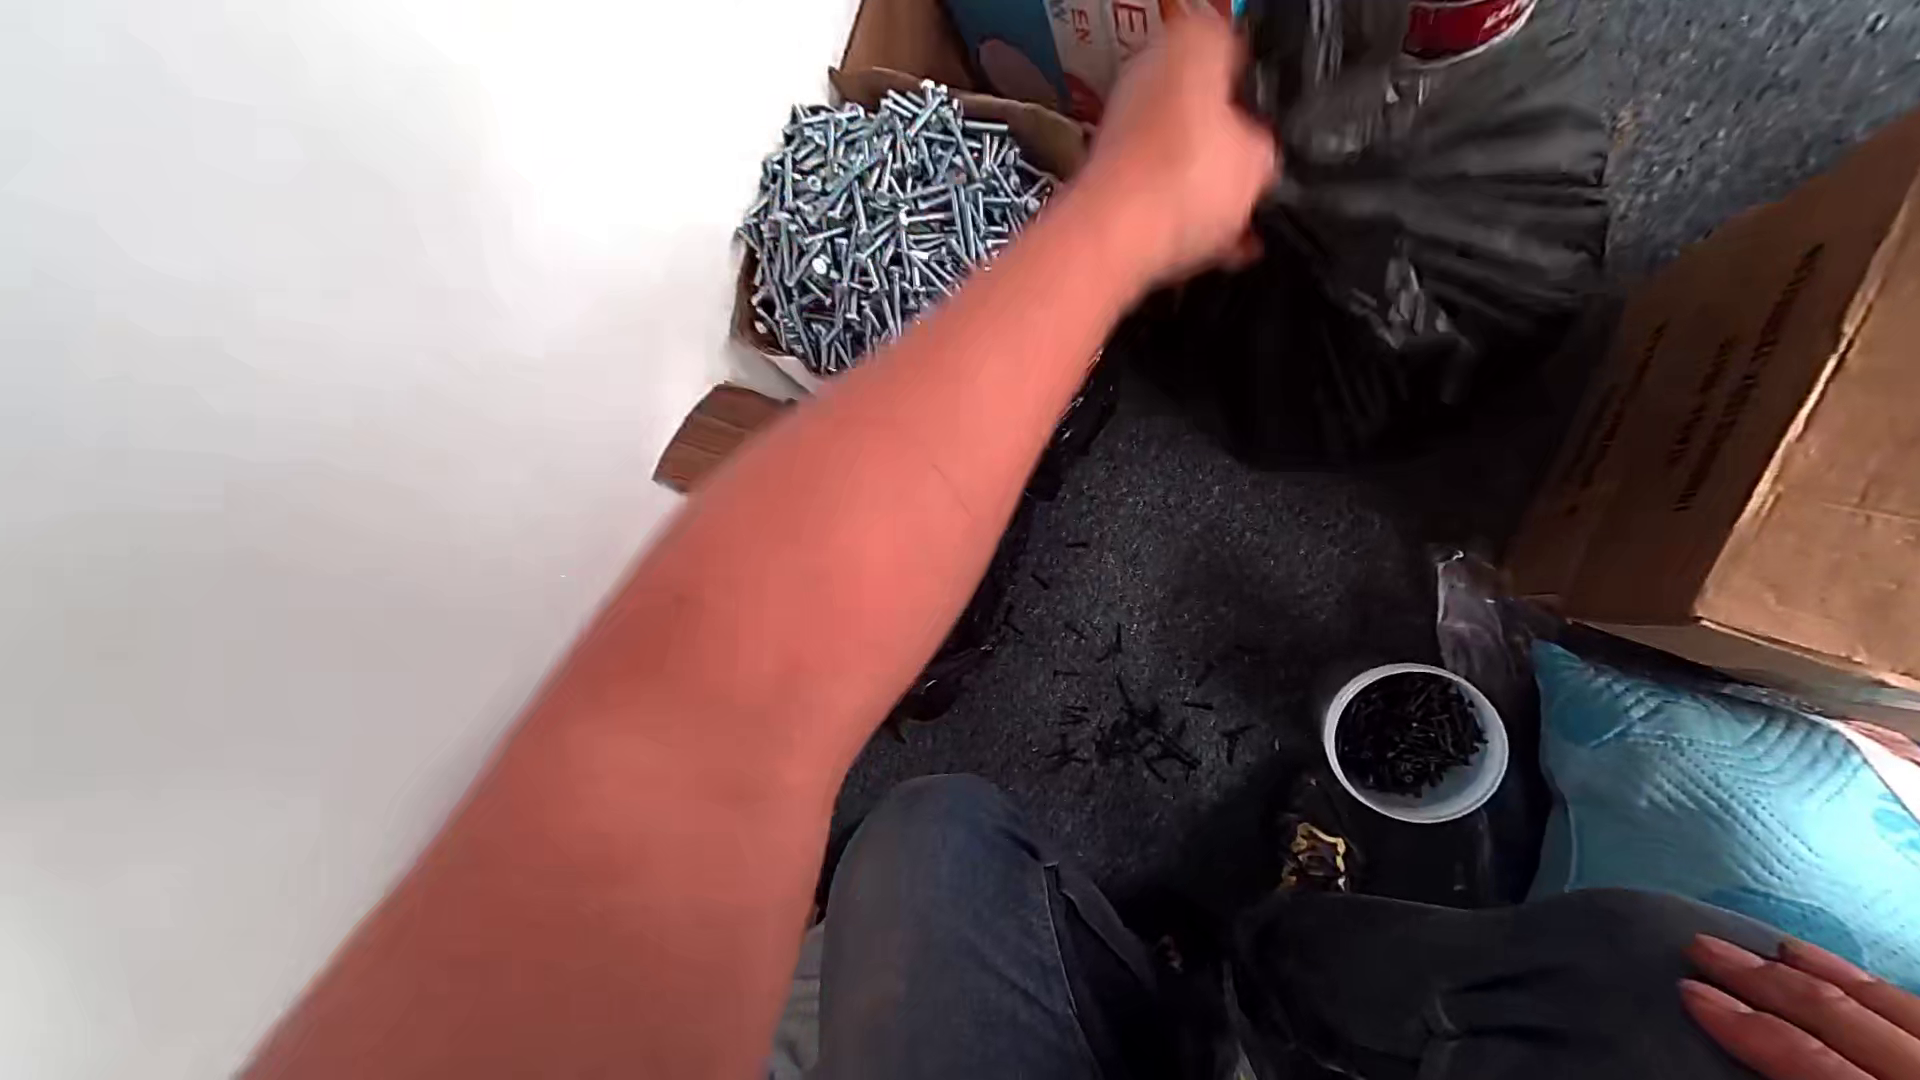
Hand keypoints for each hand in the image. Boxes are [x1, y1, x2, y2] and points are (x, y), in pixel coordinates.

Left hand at [1075, 6, 1277, 284]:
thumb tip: (1257, 165)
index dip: (1265, 102)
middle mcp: (1146, 79)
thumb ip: (1264, 151)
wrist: (1113, 243)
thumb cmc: (1179, 182)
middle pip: (1206, 119)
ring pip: (1179, 165)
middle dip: (1230, 161)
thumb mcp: (1260, 160)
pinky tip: (1207, 251)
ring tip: (1238, 234)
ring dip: (1207, 200)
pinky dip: (1179, 223)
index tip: (1273, 134)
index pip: (1243, 56)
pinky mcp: (1104, 188)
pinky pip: (1154, 201)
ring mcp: (1120, 135)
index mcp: (1192, 43)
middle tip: (1254, 190)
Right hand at [1683, 934, 1919, 1079]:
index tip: (1685, 989)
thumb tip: (1753, 1072)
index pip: (1814, 1063)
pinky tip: (1865, 982)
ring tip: (1776, 948)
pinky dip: (1897, 997)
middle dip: (1769, 981)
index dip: (1746, 1025)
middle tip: (1702, 945)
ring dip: (1832, 977)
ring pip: (1908, 1014)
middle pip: (1852, 1024)